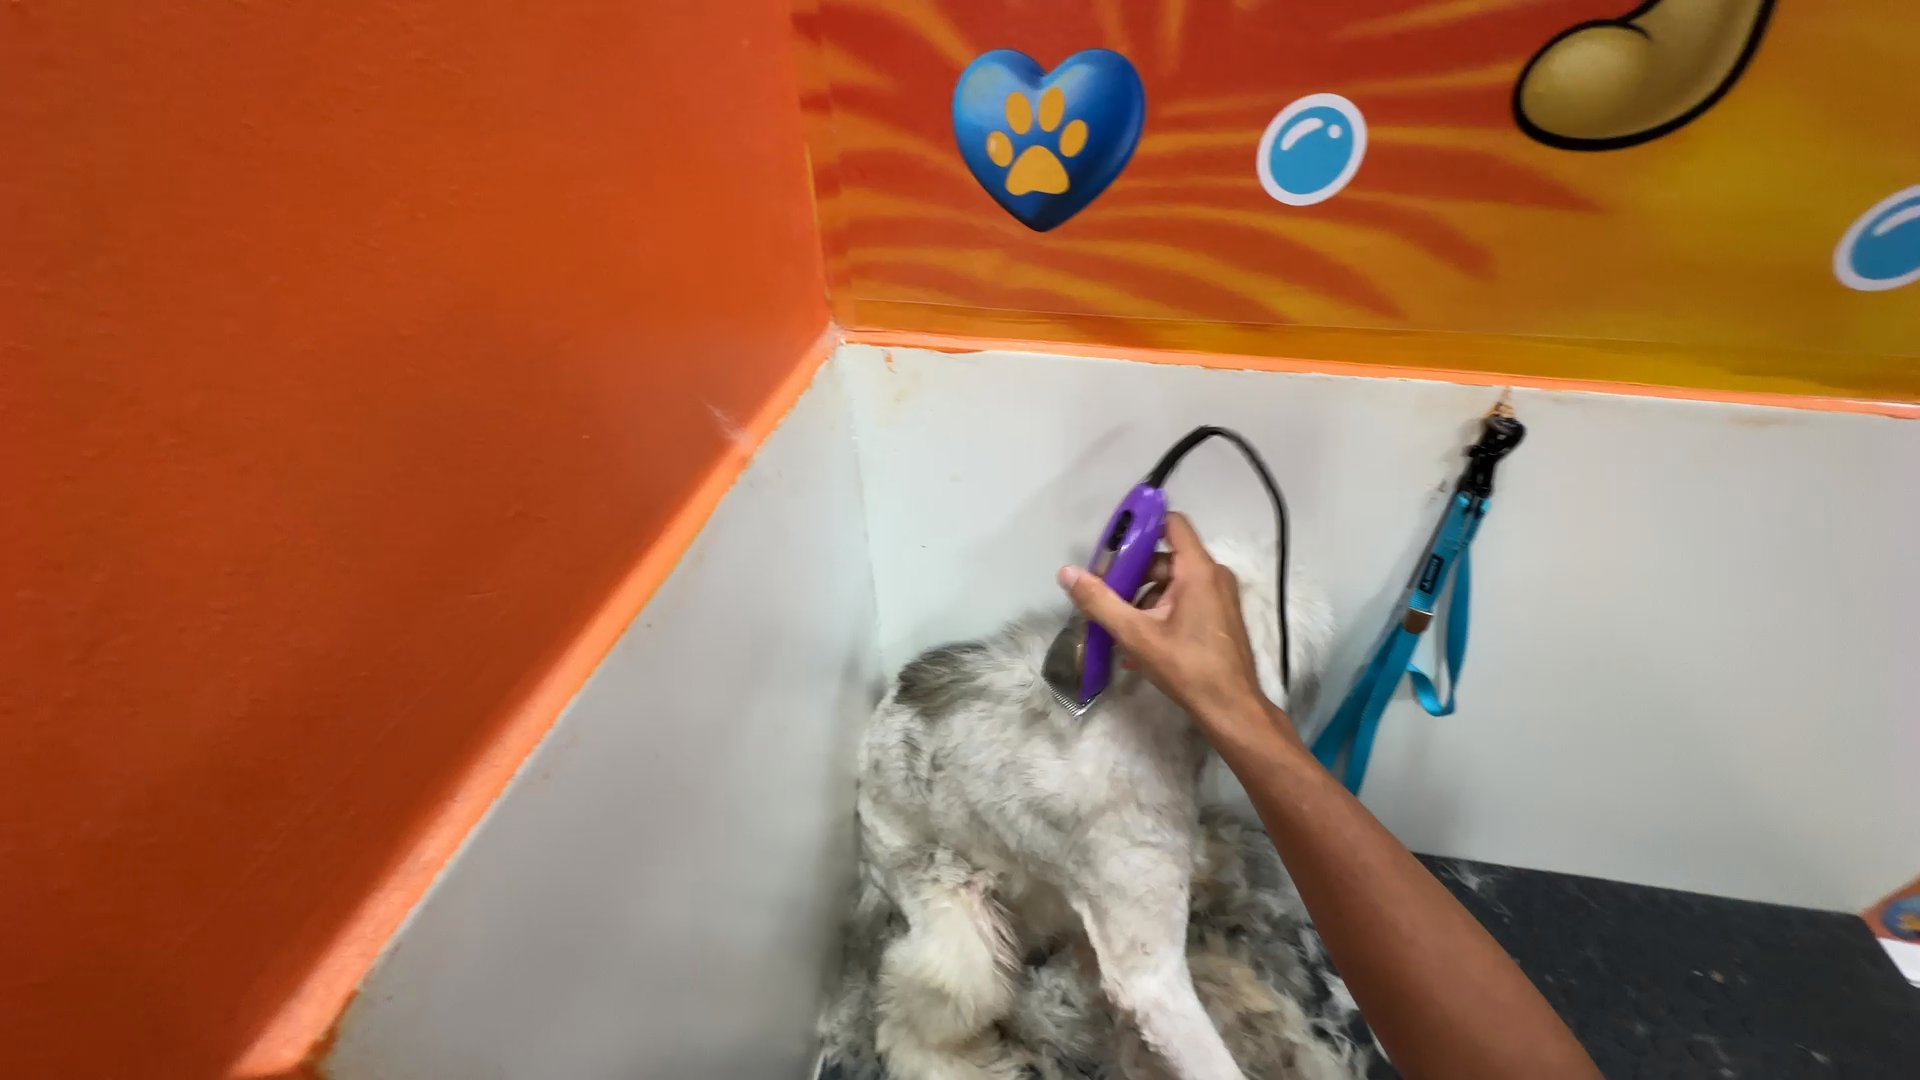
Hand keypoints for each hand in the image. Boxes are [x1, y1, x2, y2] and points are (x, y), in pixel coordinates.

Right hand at [1058, 513, 1297, 747]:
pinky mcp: (1219, 617)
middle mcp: (1213, 576)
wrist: (1231, 708)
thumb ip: (1099, 601)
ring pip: (1172, 583)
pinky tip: (1139, 643)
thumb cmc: (1187, 667)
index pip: (1172, 523)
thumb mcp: (1135, 634)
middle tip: (1107, 594)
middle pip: (1165, 558)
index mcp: (1198, 570)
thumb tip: (1067, 573)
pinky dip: (1160, 613)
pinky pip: (1184, 601)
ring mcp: (1220, 597)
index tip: (1114, 543)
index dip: (1142, 525)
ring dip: (1143, 599)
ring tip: (1119, 626)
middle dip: (1133, 574)